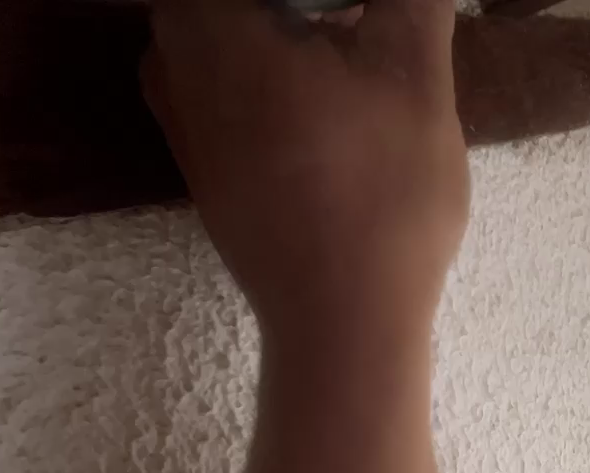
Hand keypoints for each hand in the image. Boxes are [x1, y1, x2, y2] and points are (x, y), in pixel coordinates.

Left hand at [144, 0, 469, 360]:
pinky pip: (243, 100)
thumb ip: (411, 5)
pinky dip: (288, 95)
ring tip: (367, 83)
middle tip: (376, 40)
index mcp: (208, 12)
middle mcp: (172, 52)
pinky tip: (339, 133)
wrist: (345, 324)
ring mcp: (182, 117)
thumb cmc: (382, 198)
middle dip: (319, 20)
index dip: (330, 8)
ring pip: (246, 49)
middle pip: (259, 12)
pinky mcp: (207, 171)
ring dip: (306, 53)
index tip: (370, 26)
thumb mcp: (417, 82)